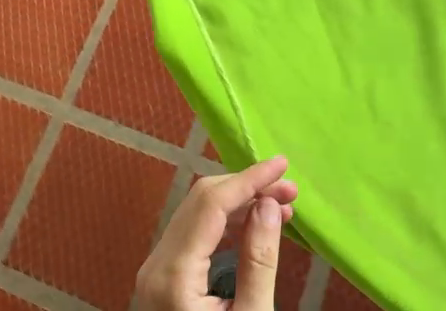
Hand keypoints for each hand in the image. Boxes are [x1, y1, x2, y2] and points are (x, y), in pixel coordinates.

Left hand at [134, 156, 298, 310]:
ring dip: (239, 202)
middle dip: (247, 187)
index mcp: (173, 275)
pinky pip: (195, 234)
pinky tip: (254, 223)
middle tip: (290, 189)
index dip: (249, 178)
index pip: (212, 204)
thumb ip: (259, 261)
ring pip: (197, 214)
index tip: (283, 164)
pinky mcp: (162, 280)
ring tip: (281, 205)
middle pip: (202, 202)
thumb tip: (269, 204)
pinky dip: (225, 221)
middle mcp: (156, 265)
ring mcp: (155, 272)